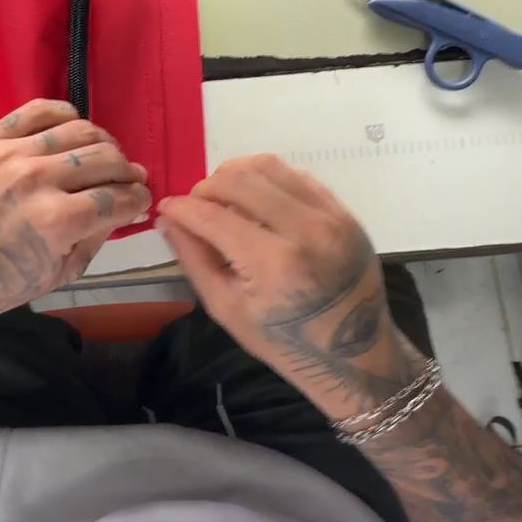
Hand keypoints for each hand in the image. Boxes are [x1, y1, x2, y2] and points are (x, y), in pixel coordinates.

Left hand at [0, 99, 152, 334]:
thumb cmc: (0, 285)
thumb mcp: (60, 273)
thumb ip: (96, 235)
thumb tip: (125, 205)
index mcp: (56, 221)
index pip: (117, 197)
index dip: (138, 198)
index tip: (142, 198)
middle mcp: (36, 180)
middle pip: (104, 159)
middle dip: (126, 171)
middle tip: (128, 178)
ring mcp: (9, 155)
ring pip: (78, 131)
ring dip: (102, 142)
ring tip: (104, 154)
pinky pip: (36, 111)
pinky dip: (63, 113)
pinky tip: (74, 125)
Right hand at [156, 155, 398, 412]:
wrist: (355, 355)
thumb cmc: (284, 342)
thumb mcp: (226, 309)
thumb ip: (194, 258)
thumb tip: (168, 218)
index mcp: (274, 263)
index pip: (213, 216)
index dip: (182, 208)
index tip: (166, 207)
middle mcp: (306, 230)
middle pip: (239, 179)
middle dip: (206, 187)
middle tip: (195, 205)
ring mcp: (331, 216)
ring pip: (269, 166)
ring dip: (236, 175)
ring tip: (224, 198)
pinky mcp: (345, 211)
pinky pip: (297, 175)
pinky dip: (268, 180)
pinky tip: (257, 200)